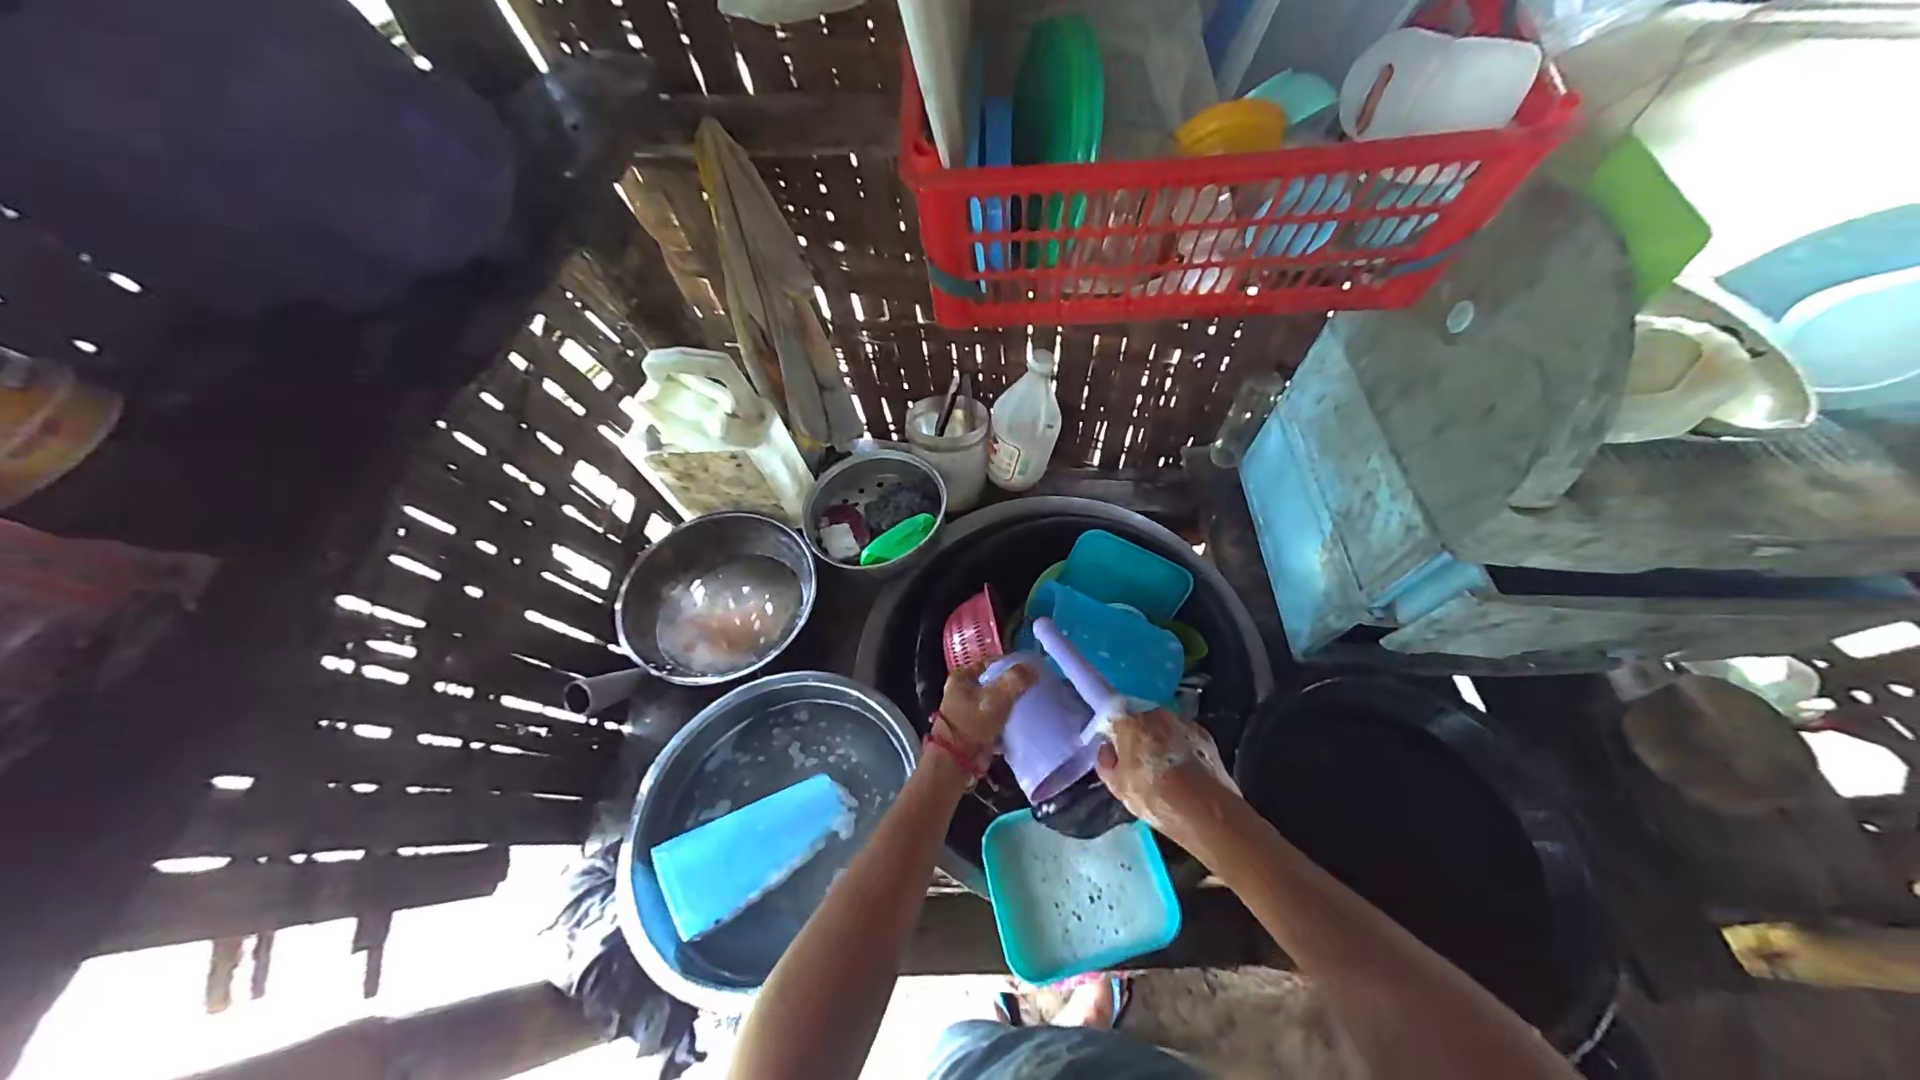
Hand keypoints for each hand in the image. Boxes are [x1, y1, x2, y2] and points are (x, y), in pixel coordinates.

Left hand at [936, 659, 1037, 751]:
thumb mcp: (997, 696)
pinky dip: (1008, 721)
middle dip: (1012, 686)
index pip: (990, 663)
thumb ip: (1016, 680)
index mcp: (962, 677)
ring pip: (996, 702)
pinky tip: (1024, 721)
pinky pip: (997, 720)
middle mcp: (962, 692)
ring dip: (1011, 705)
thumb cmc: (973, 722)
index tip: (1030, 670)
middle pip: (994, 683)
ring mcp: (968, 711)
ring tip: (1032, 703)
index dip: (1010, 665)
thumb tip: (1034, 668)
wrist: (958, 761)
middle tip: (1034, 687)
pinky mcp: (976, 729)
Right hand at [1094, 709, 1239, 837]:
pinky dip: (1180, 747)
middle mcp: (1156, 713)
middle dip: (1137, 735)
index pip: (1113, 717)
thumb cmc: (1155, 797)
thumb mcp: (1117, 787)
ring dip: (1160, 740)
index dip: (1112, 734)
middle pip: (1140, 719)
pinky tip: (1183, 770)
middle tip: (1137, 762)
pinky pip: (1183, 736)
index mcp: (1130, 721)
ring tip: (1163, 768)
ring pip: (1163, 727)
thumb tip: (1107, 749)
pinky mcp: (1205, 734)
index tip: (1114, 751)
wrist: (1207, 812)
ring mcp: (1183, 722)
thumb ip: (1105, 762)